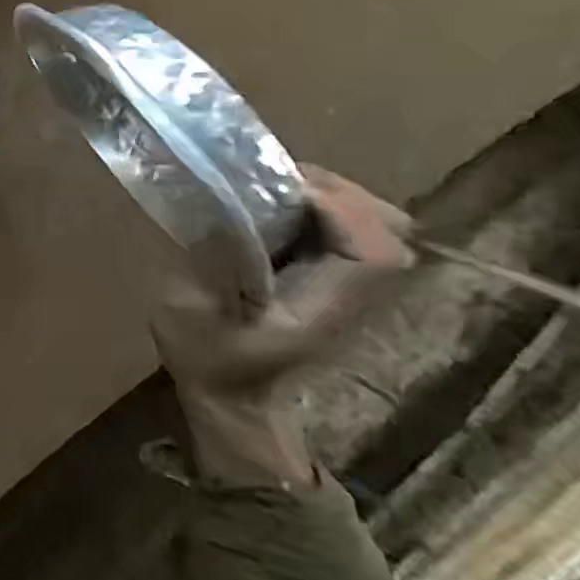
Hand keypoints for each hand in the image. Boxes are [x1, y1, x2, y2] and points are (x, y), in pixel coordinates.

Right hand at [149, 166, 413, 485]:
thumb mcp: (190, 310)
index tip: (283, 186)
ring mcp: (348, 290)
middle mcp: (352, 296)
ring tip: (271, 184)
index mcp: (325, 308)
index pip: (378, 252)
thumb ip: (209, 258)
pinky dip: (317, 208)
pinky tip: (273, 204)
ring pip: (373, 226)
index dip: (341, 209)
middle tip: (274, 177)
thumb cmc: (208, 360)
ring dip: (326, 196)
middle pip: (389, 229)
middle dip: (336, 192)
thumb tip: (219, 204)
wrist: (234, 402)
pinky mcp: (331, 282)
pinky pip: (346, 232)